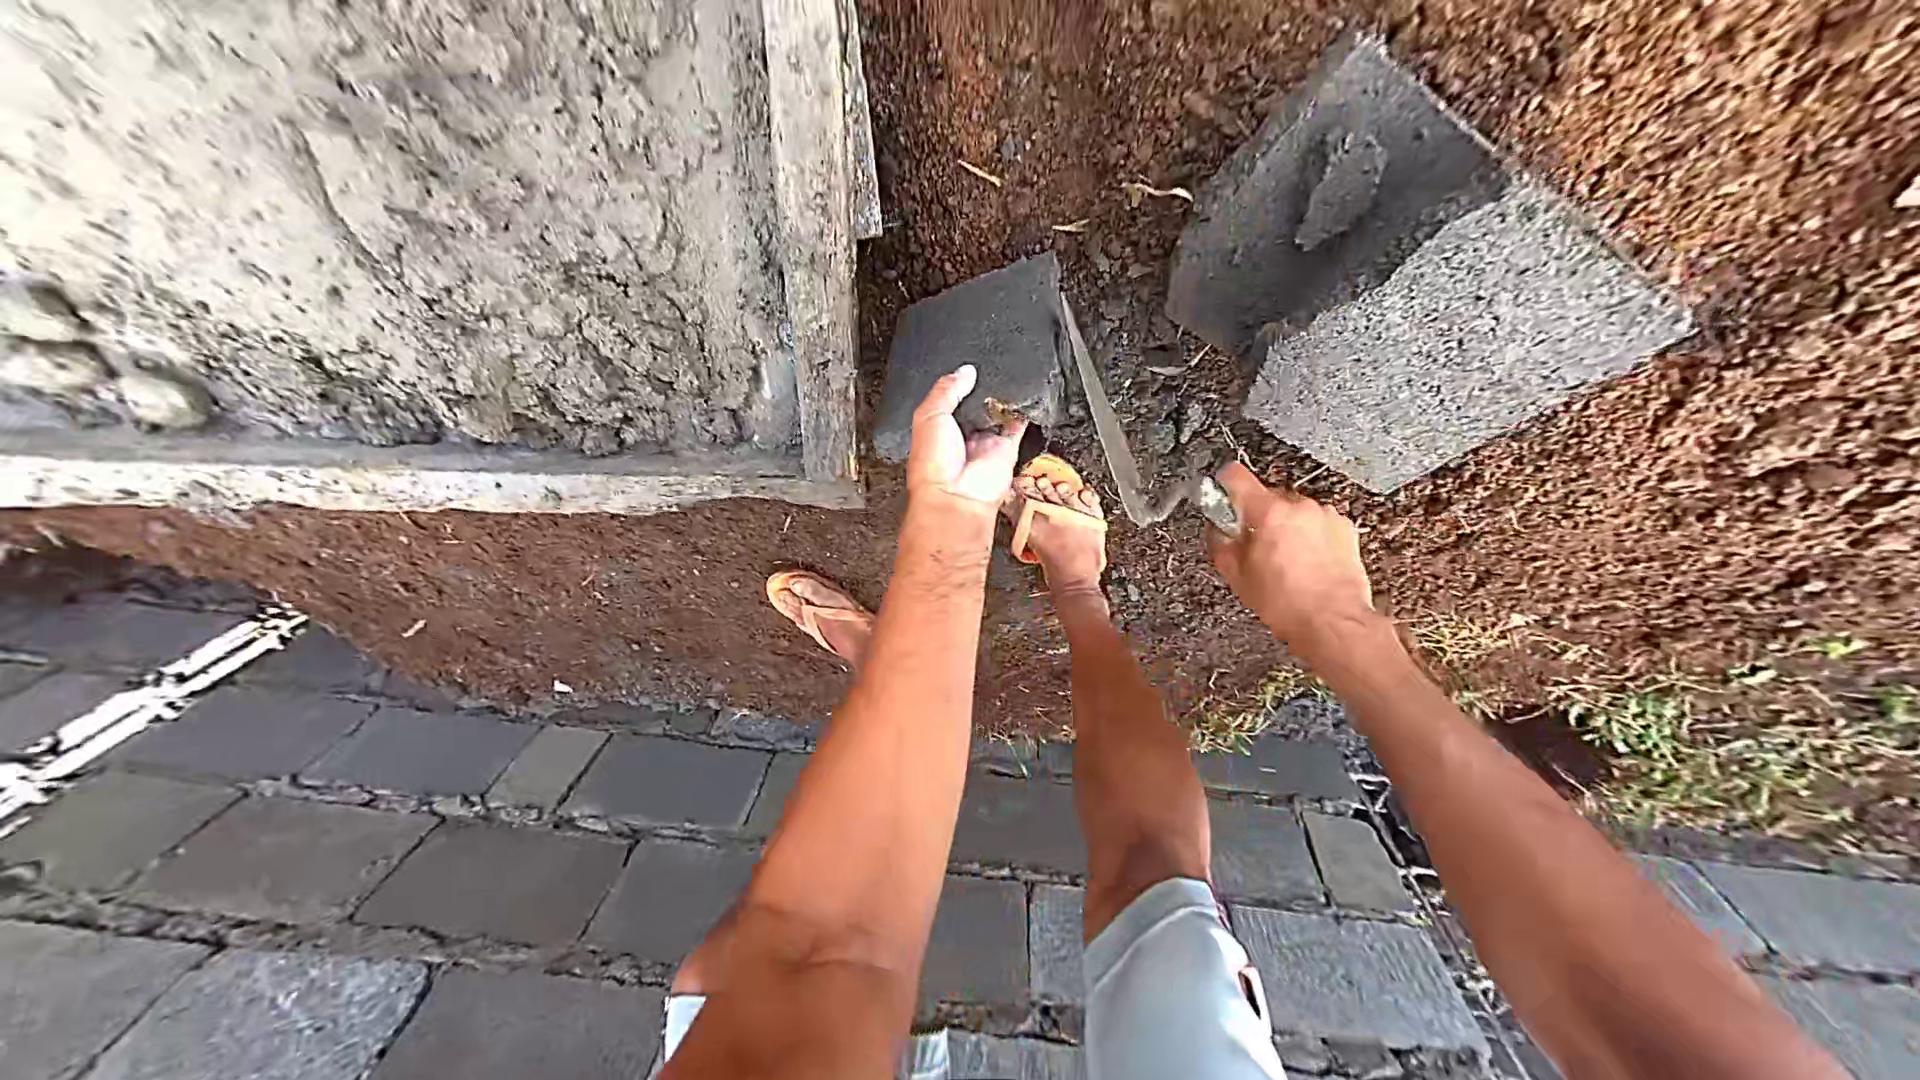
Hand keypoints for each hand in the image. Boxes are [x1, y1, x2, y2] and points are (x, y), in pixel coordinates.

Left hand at [906, 365, 1026, 512]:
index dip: (957, 383)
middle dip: (981, 388)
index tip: (966, 367)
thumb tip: (965, 371)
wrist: (955, 496)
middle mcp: (962, 436)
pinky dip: (1022, 412)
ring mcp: (986, 442)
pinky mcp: (1006, 450)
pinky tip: (1023, 395)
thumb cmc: (932, 464)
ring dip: (1002, 398)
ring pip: (998, 413)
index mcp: (938, 428)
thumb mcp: (929, 414)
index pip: (949, 400)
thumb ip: (946, 390)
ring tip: (1004, 377)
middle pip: (976, 404)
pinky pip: (1018, 427)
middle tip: (986, 370)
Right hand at [1207, 462, 1379, 655]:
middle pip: (1266, 497)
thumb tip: (1217, 529)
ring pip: (1292, 511)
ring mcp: (1325, 516)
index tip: (1220, 496)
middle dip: (1256, 517)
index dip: (1222, 484)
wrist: (1333, 622)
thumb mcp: (1236, 575)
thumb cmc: (1289, 604)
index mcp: (1269, 513)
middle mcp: (1300, 507)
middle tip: (1253, 546)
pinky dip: (1307, 536)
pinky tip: (1303, 562)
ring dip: (1284, 526)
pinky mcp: (1344, 528)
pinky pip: (1315, 522)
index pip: (1235, 476)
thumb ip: (1220, 542)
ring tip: (1282, 560)